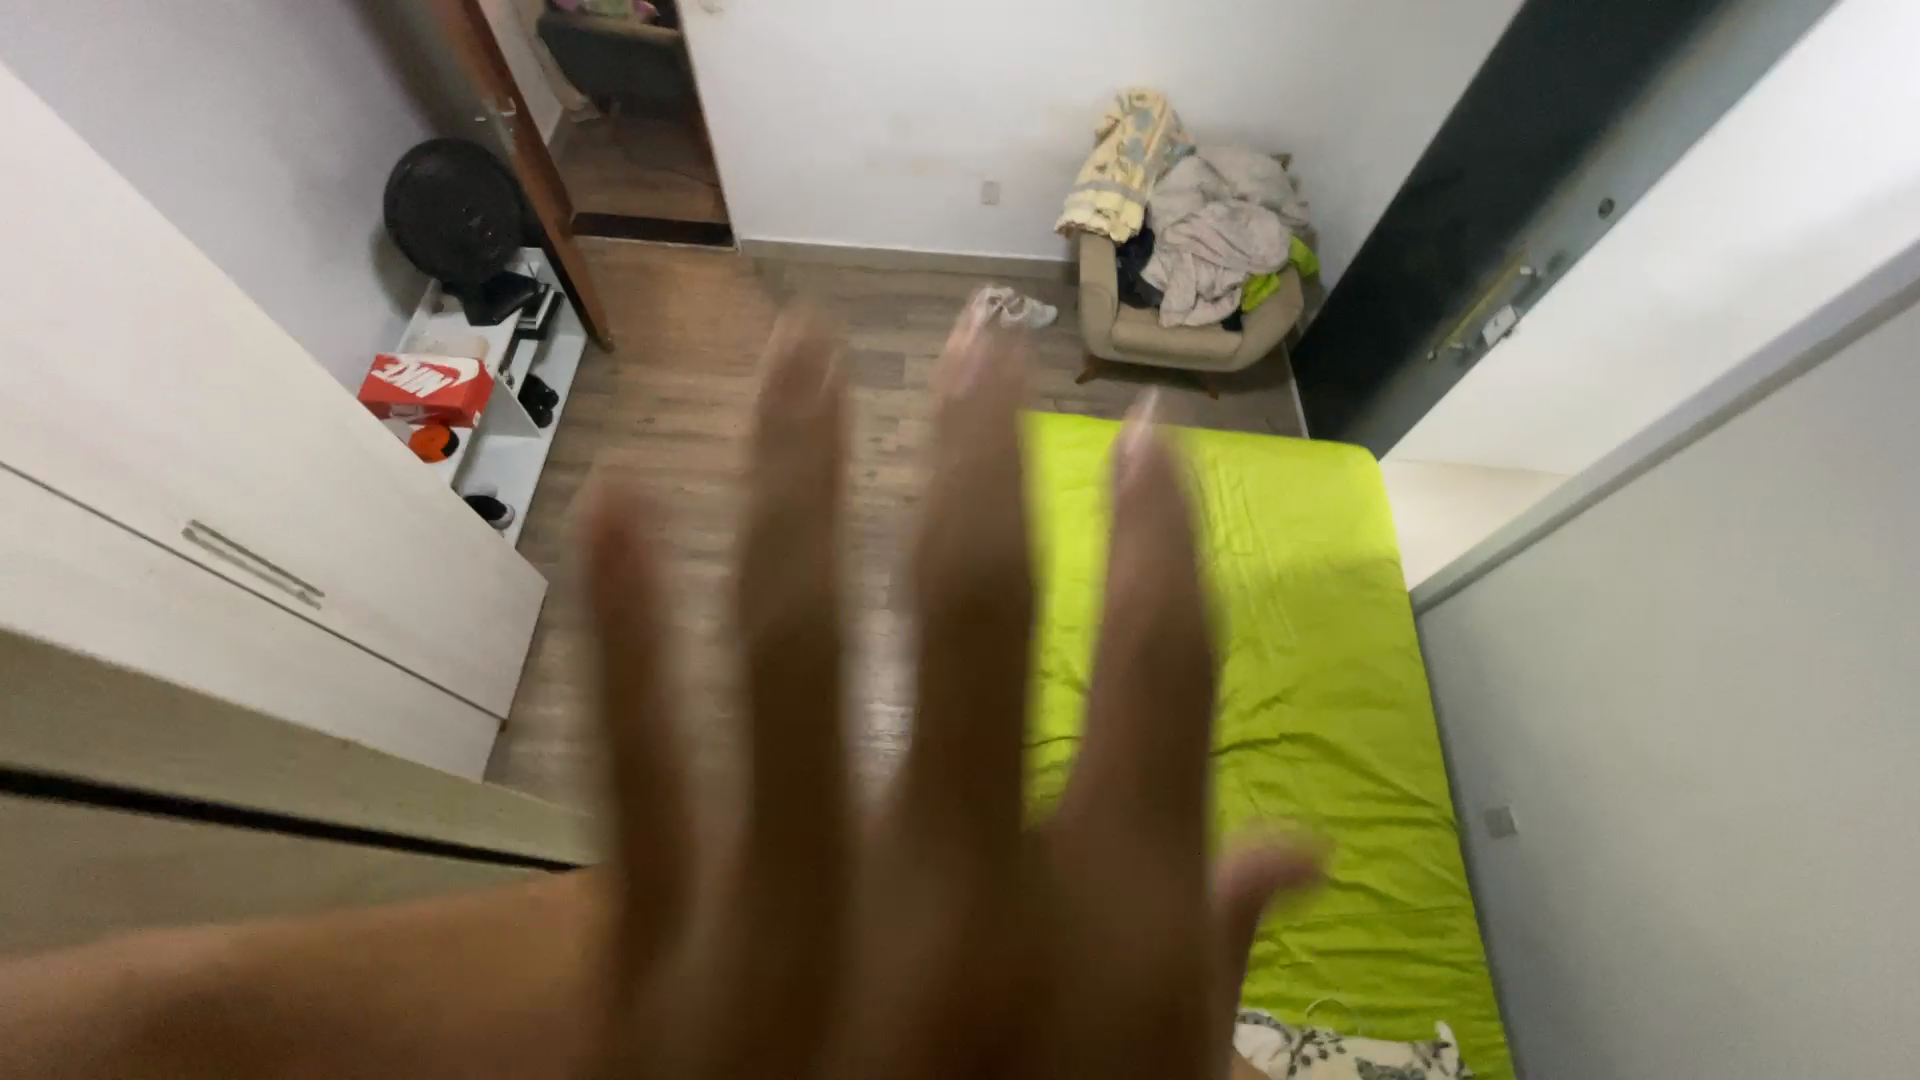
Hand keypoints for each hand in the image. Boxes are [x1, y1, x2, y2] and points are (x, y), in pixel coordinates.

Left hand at [582, 305, 1322, 1079]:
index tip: (1146, 429)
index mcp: (1116, 936)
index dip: (1164, 527)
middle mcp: (963, 903)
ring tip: (795, 354)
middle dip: (981, 455)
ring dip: (797, 476)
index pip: (1168, 668)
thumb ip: (1226, 958)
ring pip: (795, 645)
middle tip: (973, 338)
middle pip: (980, 612)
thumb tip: (1302, 846)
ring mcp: (792, 927)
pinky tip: (621, 498)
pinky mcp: (656, 969)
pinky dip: (625, 619)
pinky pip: (637, 760)